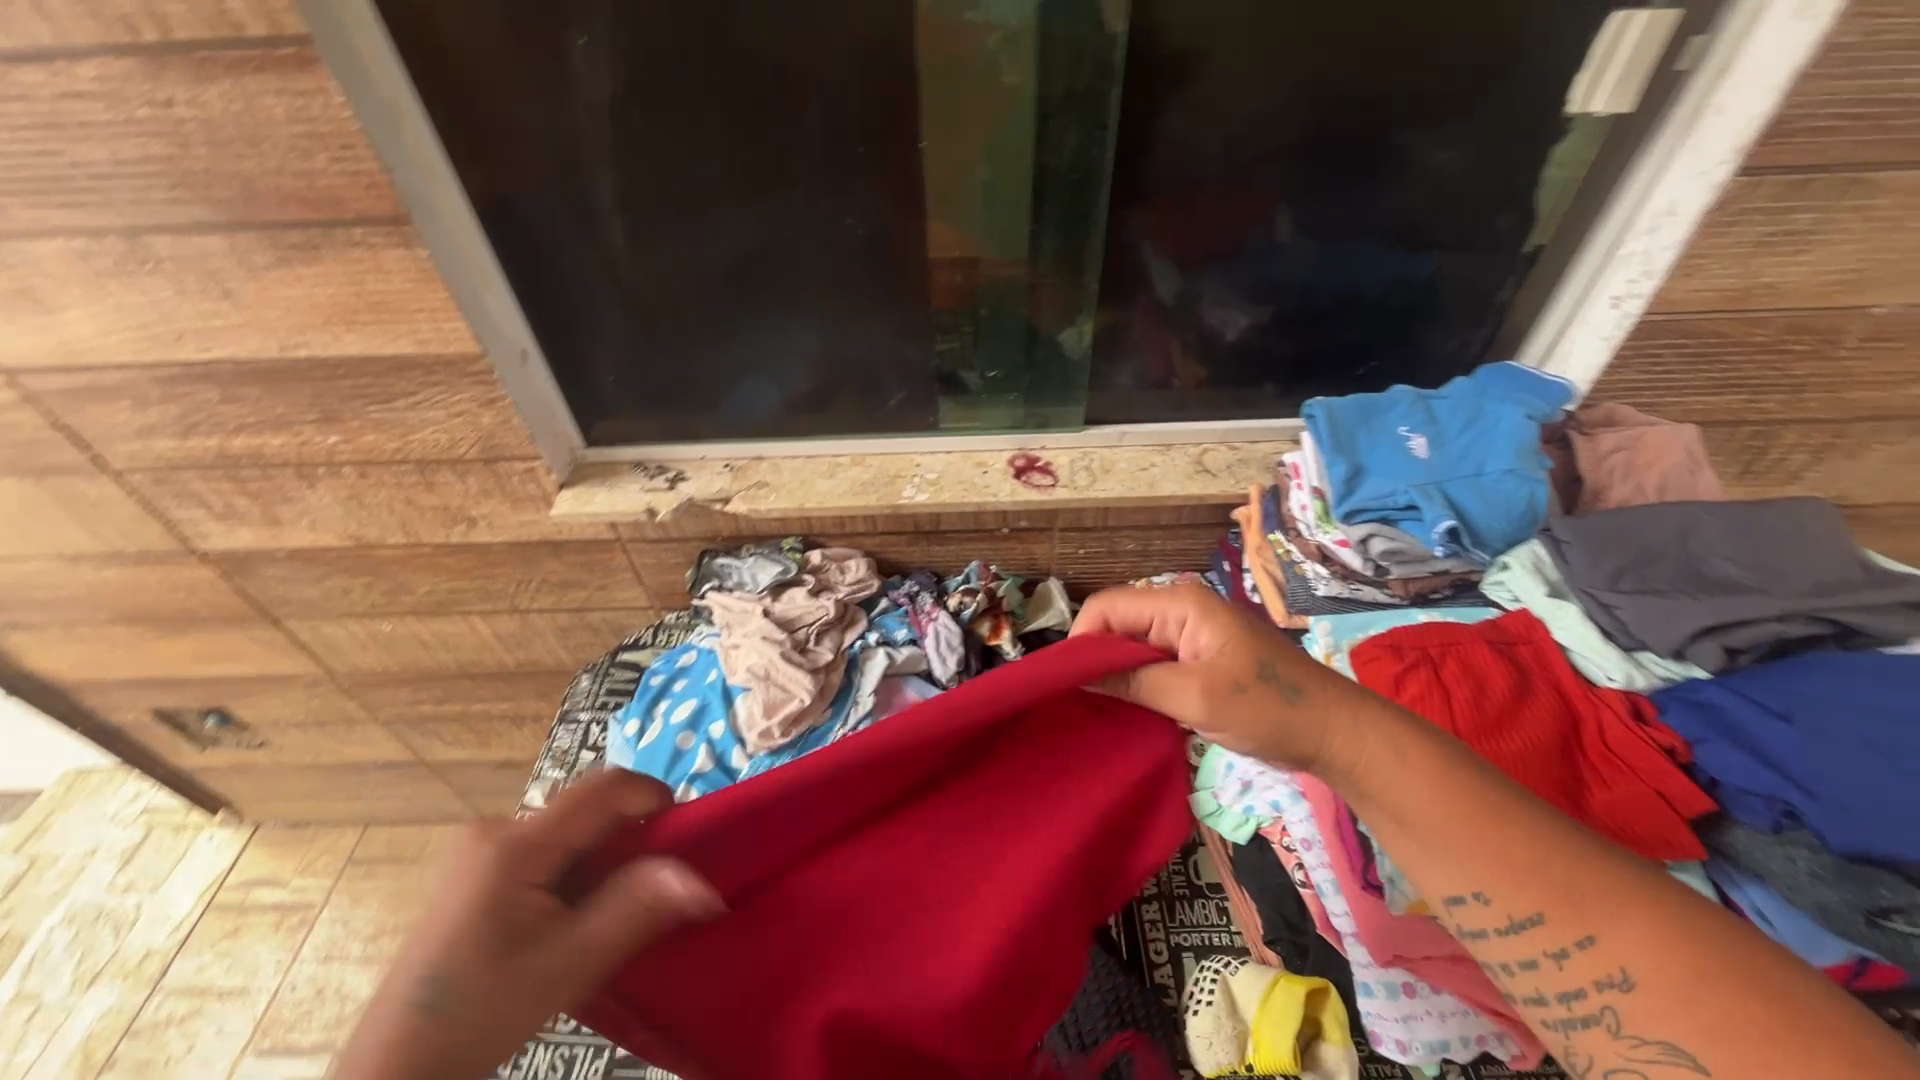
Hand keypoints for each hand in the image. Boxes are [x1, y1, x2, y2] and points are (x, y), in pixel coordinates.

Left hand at [335, 769, 722, 1079]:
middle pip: (590, 809)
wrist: (397, 1066)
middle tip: (656, 889)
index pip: (607, 787)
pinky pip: (552, 851)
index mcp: (517, 842)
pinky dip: (581, 873)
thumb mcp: (570, 963)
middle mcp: (498, 829)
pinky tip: (578, 919)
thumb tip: (705, 881)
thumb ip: (638, 910)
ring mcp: (485, 850)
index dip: (656, 800)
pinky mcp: (481, 872)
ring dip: (608, 861)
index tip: (686, 842)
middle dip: (633, 839)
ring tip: (616, 912)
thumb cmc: (483, 1010)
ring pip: (574, 832)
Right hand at [1070, 583, 1385, 775]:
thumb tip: (1077, 677)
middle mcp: (1180, 613)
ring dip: (1115, 679)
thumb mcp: (1196, 697)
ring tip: (1098, 715)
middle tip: (1080, 706)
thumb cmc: (1269, 708)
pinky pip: (1151, 669)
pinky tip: (1127, 716)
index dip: (1081, 642)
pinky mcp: (1197, 665)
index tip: (1068, 686)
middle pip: (1116, 627)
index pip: (1106, 608)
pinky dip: (1136, 690)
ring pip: (1131, 650)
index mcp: (1181, 605)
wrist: (1334, 734)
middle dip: (1095, 662)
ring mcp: (1190, 640)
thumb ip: (1134, 682)